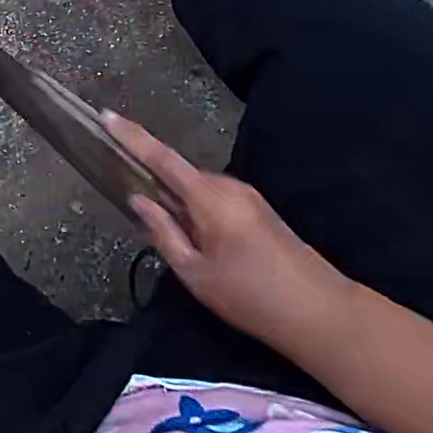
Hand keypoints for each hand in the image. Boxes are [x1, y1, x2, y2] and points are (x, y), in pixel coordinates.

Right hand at [103, 110, 354, 348]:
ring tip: (169, 235)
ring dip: (175, 200)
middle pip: (177, 173)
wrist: (325, 315)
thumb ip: (162, 231)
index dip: (132, 136)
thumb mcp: (194, 272)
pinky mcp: (256, 209)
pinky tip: (196, 240)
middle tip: (135, 209)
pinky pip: (211, 198)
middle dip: (153, 182)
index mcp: (210, 198)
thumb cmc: (252, 297)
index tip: (106, 116)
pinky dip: (193, 208)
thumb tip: (139, 199)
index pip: (161, 158)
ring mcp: (246, 196)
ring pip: (194, 188)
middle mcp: (228, 187)